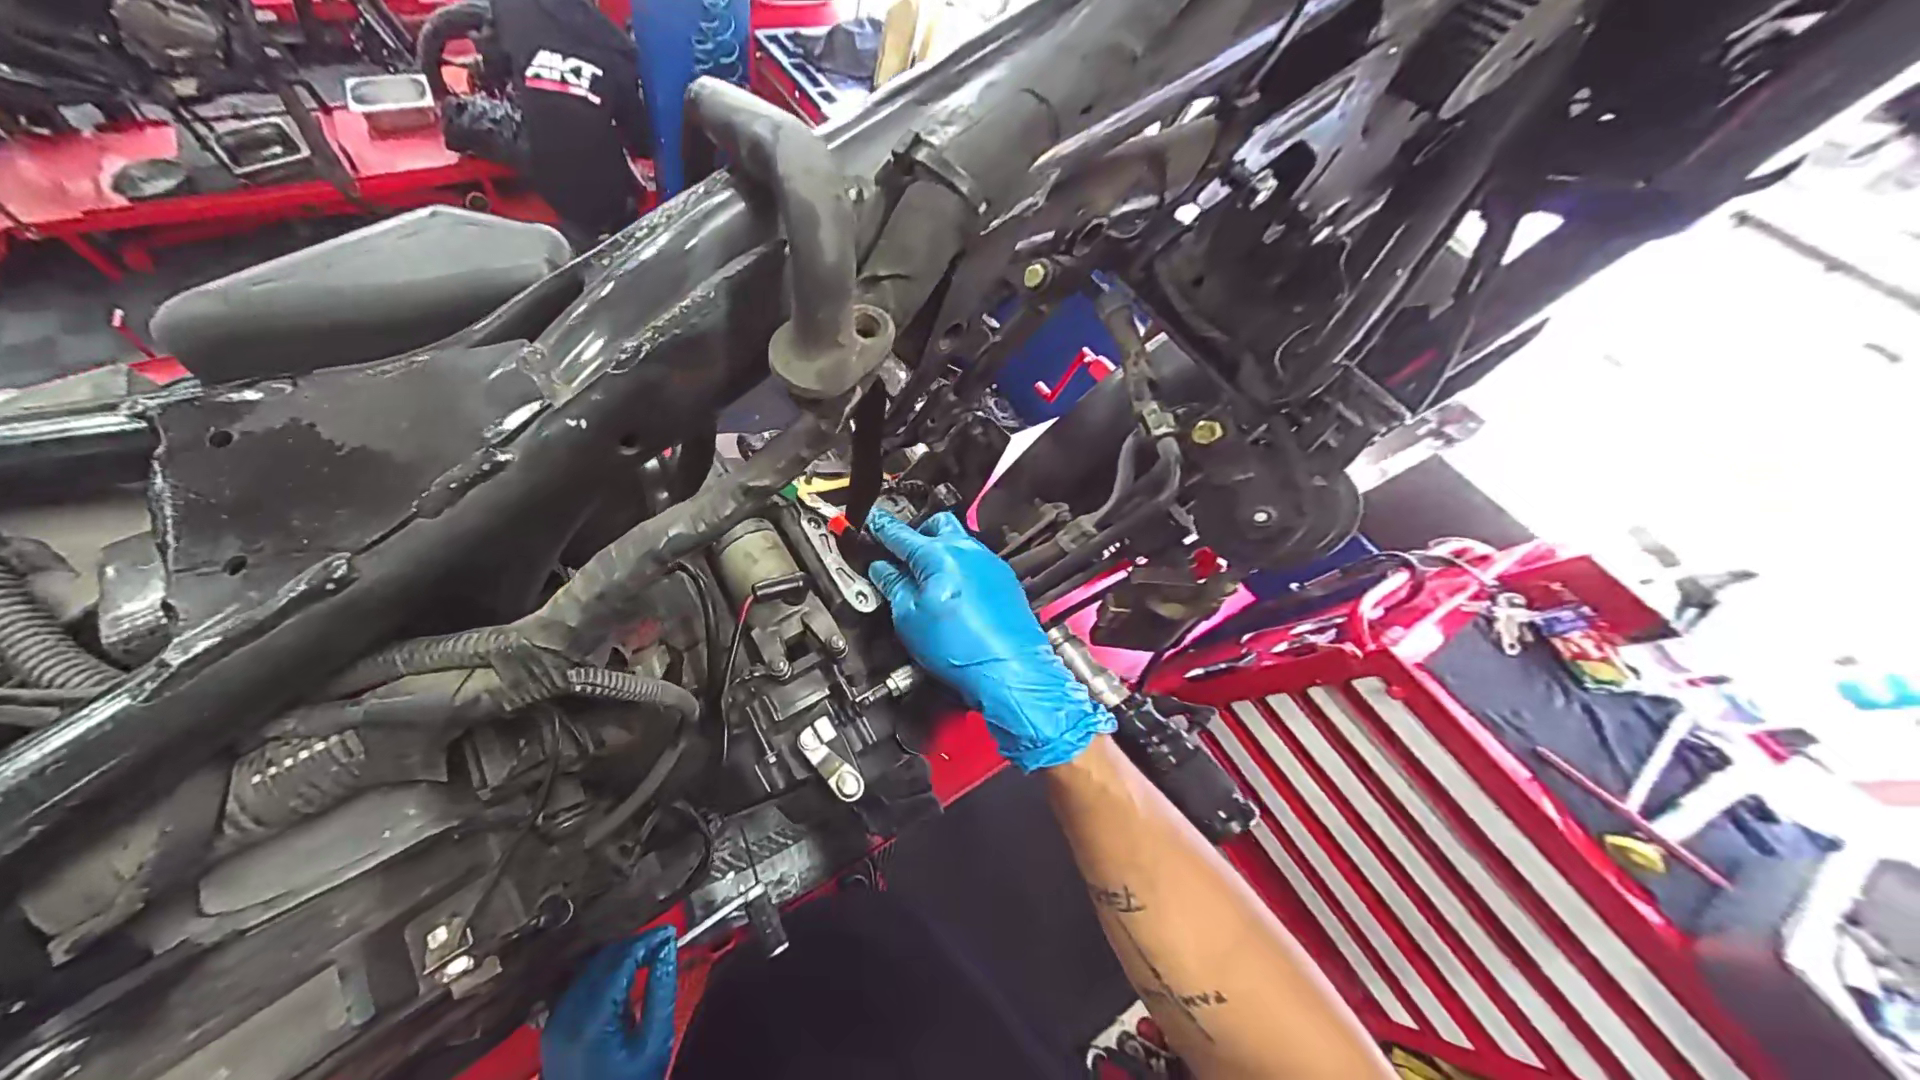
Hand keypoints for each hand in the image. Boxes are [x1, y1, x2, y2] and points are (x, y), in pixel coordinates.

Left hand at [542, 925, 677, 1079]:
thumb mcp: (655, 1040)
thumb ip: (661, 988)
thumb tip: (667, 948)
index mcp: (592, 1019)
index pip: (620, 959)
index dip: (647, 940)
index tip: (671, 931)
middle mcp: (567, 1014)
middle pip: (602, 959)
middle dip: (634, 945)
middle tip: (663, 942)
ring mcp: (556, 1021)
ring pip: (590, 968)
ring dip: (620, 957)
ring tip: (649, 955)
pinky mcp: (554, 1028)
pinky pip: (581, 985)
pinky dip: (605, 973)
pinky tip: (626, 977)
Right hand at [867, 509, 1113, 770]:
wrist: (1012, 672)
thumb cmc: (964, 652)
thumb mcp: (910, 620)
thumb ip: (893, 587)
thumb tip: (883, 572)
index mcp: (939, 555)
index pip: (900, 532)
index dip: (881, 527)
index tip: (873, 524)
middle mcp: (967, 551)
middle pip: (935, 524)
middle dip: (916, 533)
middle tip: (899, 552)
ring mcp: (989, 563)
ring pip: (957, 542)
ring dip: (938, 552)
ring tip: (923, 579)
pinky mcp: (1003, 579)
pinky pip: (974, 562)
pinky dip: (957, 569)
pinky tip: (949, 593)